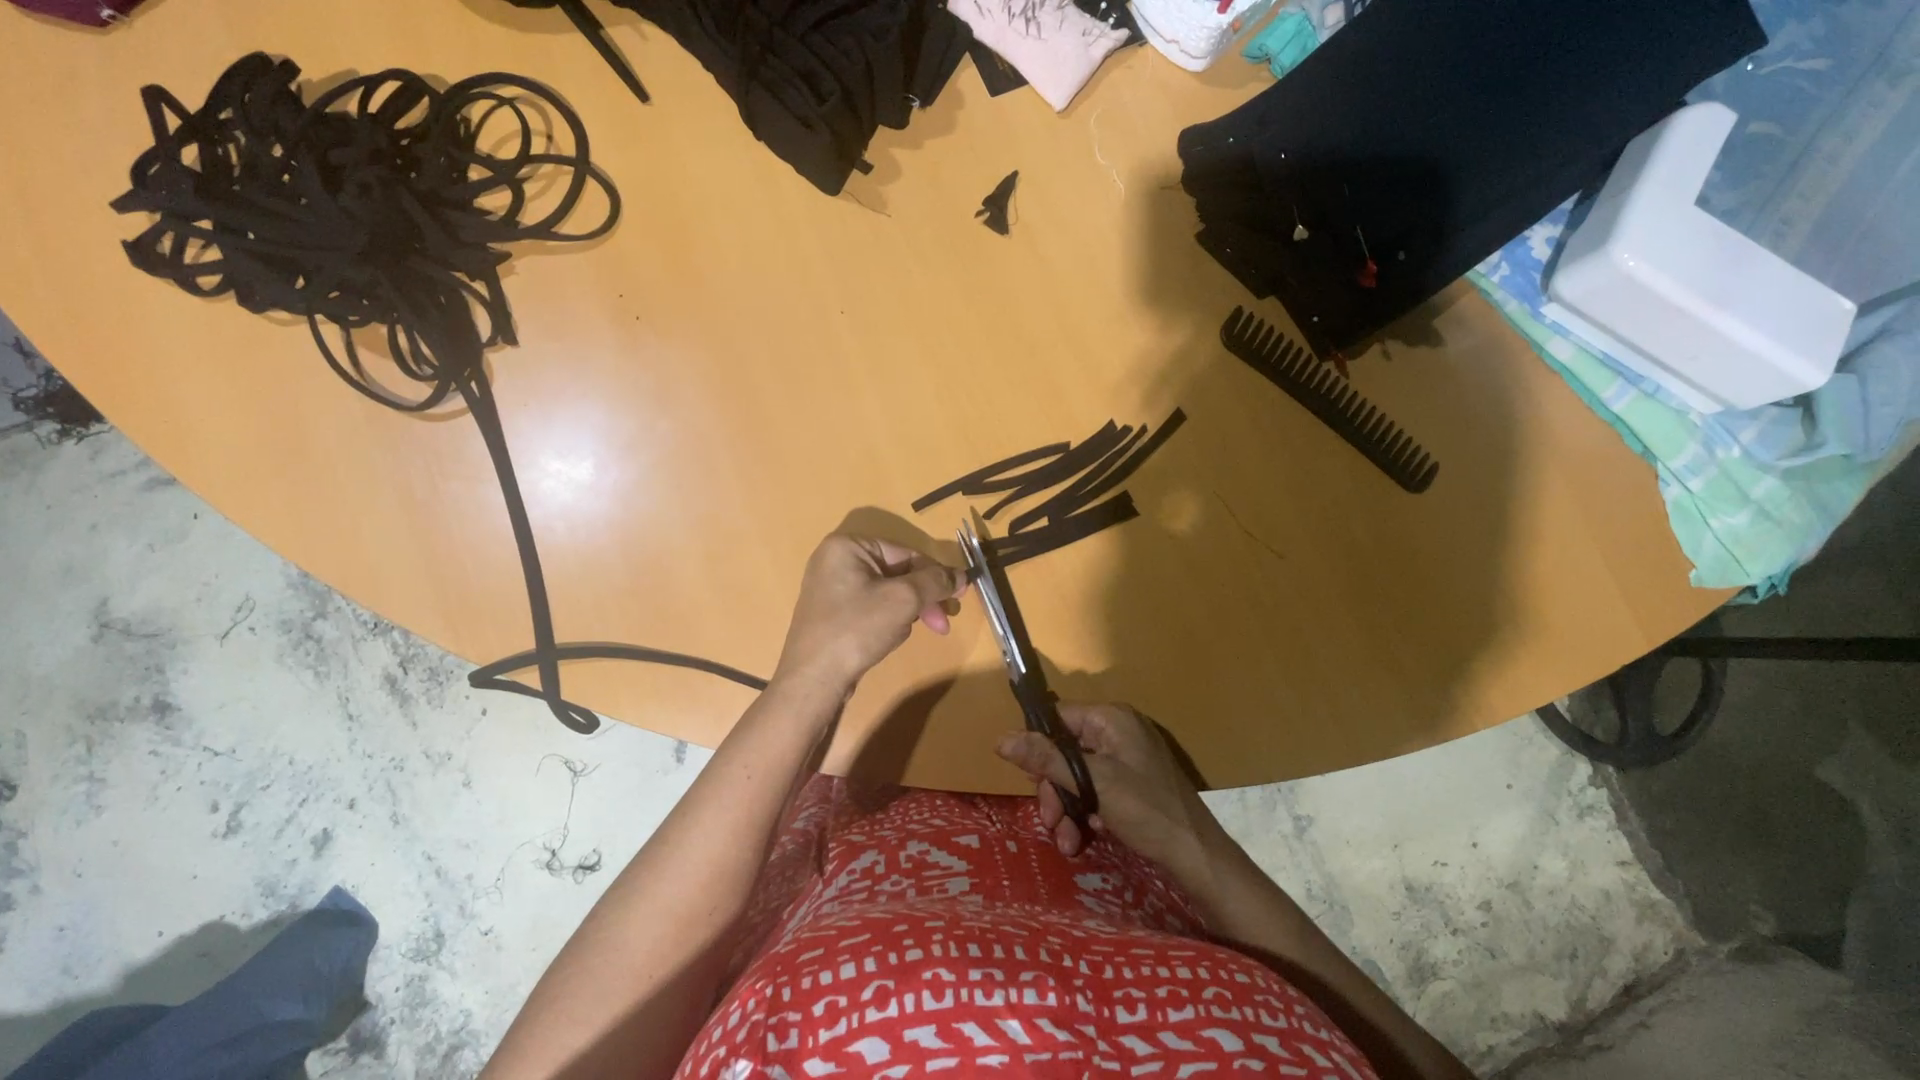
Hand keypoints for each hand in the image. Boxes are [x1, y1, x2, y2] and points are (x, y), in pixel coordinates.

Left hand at [772, 533, 966, 698]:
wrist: (813, 678)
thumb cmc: (856, 628)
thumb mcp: (903, 600)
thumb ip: (935, 582)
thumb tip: (962, 574)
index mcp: (848, 546)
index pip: (905, 553)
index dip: (935, 574)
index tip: (959, 595)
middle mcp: (836, 561)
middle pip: (897, 573)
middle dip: (921, 599)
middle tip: (943, 623)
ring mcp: (832, 588)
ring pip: (887, 593)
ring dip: (905, 612)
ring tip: (904, 634)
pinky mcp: (832, 613)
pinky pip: (871, 608)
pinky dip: (887, 621)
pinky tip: (889, 640)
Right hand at [995, 702, 1227, 884]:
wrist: (1196, 855)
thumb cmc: (1147, 810)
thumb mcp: (1093, 784)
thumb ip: (1047, 759)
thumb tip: (1001, 739)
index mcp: (1111, 719)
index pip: (1058, 718)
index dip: (1038, 746)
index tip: (1029, 779)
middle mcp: (1118, 732)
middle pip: (1064, 751)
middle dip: (1054, 790)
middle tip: (1050, 822)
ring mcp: (1126, 759)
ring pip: (1077, 776)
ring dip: (1067, 809)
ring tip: (1068, 843)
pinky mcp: (1131, 785)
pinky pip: (1095, 790)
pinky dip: (1086, 813)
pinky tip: (1088, 837)